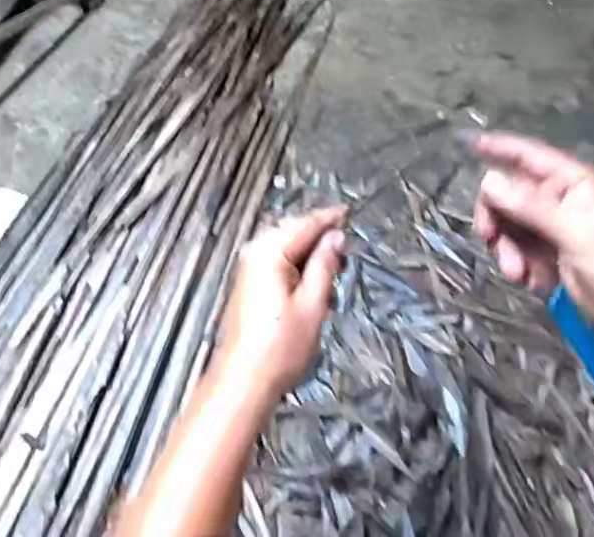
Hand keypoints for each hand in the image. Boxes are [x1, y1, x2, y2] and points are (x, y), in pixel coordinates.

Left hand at [216, 207, 345, 397]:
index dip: (329, 218)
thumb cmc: (281, 345)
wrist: (243, 380)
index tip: (350, 212)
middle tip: (346, 249)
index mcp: (269, 251)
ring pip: (286, 245)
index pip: (305, 224)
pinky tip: (313, 281)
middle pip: (293, 230)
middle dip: (320, 236)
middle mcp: (255, 250)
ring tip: (334, 268)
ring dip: (310, 252)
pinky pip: (278, 259)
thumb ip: (324, 265)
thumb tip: (335, 236)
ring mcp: (249, 265)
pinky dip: (297, 264)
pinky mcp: (250, 280)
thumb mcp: (312, 305)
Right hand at [474, 133, 593, 350]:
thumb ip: (531, 206)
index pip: (529, 156)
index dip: (500, 148)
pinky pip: (521, 251)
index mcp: (573, 183)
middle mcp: (560, 200)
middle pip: (509, 194)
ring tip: (520, 273)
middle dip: (497, 217)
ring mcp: (556, 230)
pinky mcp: (554, 257)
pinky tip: (536, 282)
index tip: (472, 146)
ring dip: (508, 248)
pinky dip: (521, 266)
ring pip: (511, 226)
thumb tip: (488, 180)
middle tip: (490, 239)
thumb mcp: (578, 232)